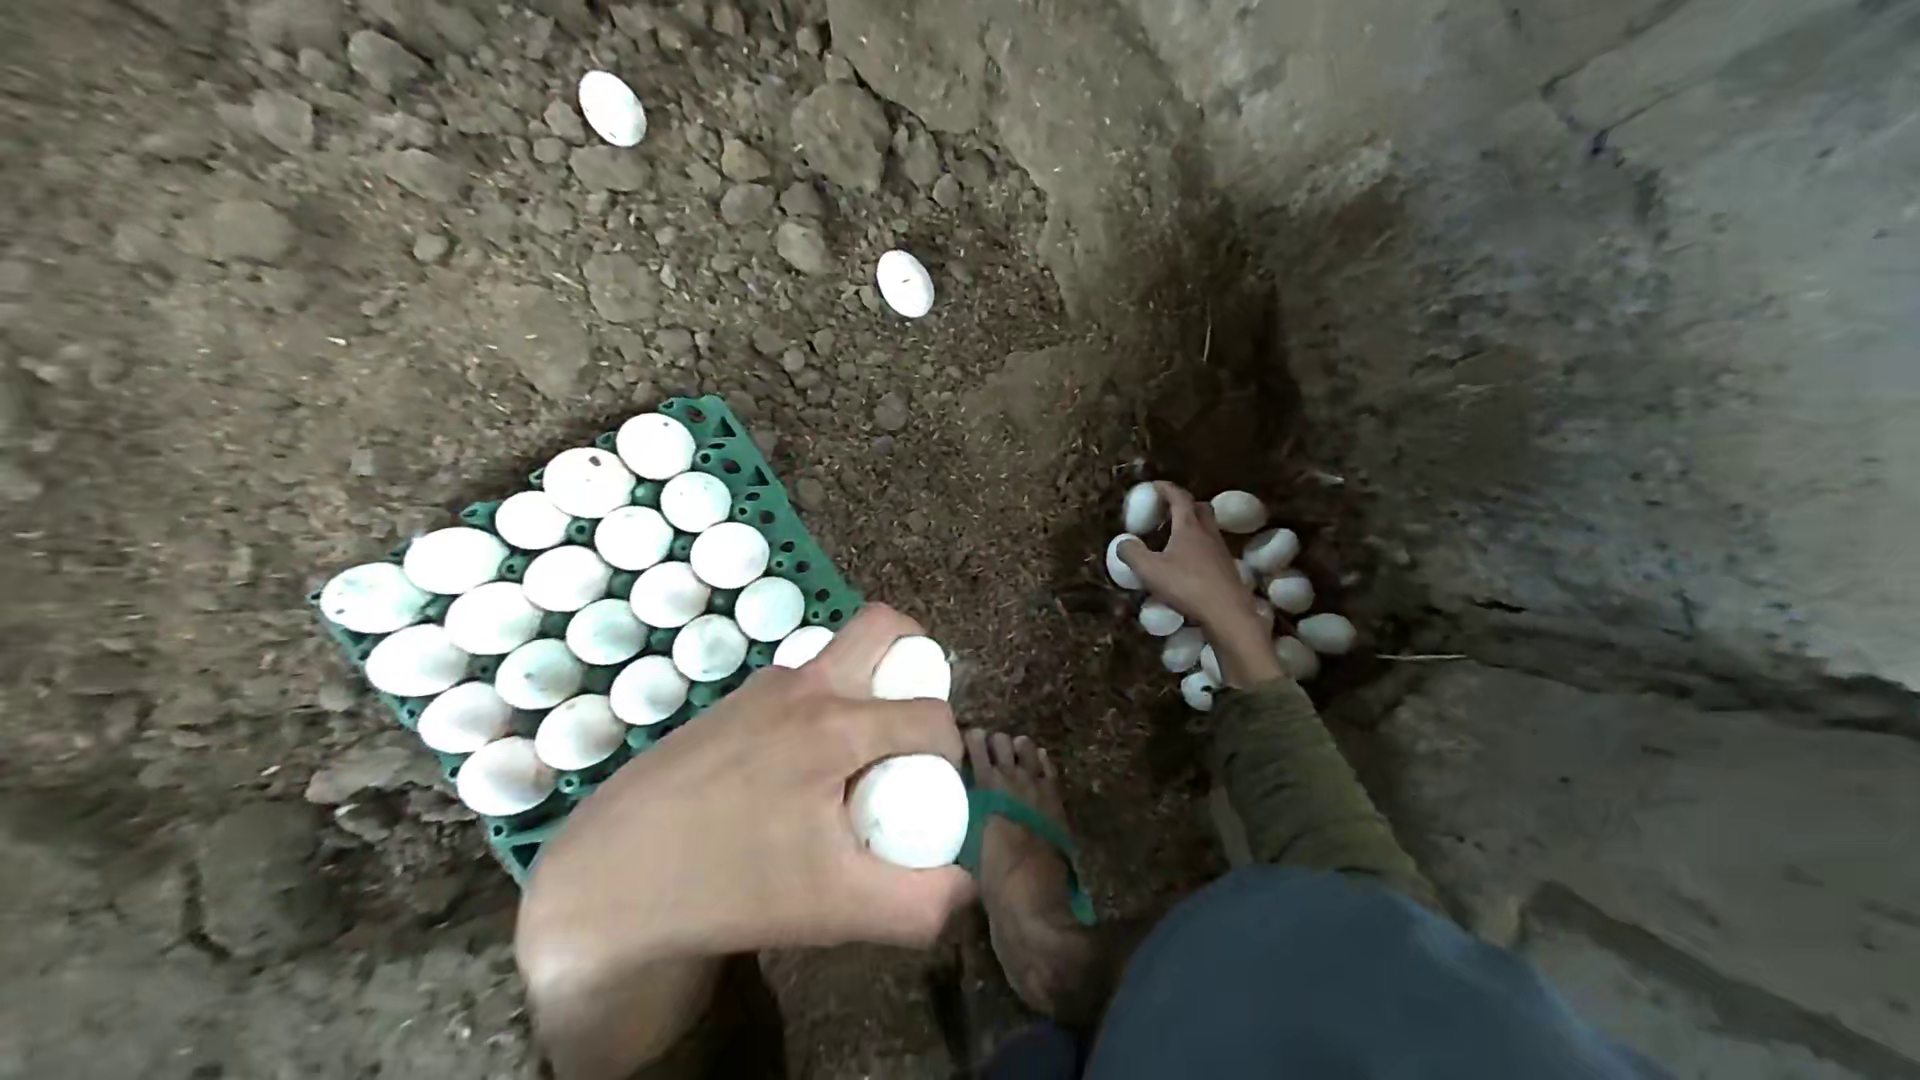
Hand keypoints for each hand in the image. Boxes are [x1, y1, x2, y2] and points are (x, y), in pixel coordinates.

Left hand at [517, 604, 975, 996]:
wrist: (609, 877)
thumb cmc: (728, 887)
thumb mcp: (836, 909)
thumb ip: (919, 903)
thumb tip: (965, 886)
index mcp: (836, 727)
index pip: (929, 716)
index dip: (950, 751)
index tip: (932, 788)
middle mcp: (803, 687)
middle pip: (884, 626)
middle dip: (917, 656)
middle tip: (915, 718)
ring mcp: (762, 686)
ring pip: (837, 655)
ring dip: (865, 685)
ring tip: (854, 758)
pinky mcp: (732, 701)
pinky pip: (799, 684)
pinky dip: (822, 707)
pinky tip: (796, 770)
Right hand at [1118, 483, 1282, 687]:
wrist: (1228, 613)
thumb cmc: (1187, 586)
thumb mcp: (1149, 570)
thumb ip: (1132, 553)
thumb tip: (1123, 542)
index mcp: (1188, 527)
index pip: (1179, 498)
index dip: (1167, 489)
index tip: (1156, 486)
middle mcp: (1208, 533)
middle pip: (1200, 508)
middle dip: (1184, 504)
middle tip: (1167, 510)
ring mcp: (1221, 551)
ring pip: (1208, 528)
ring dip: (1193, 526)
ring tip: (1175, 536)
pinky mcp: (1227, 568)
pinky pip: (1211, 548)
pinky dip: (1199, 546)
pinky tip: (1188, 562)